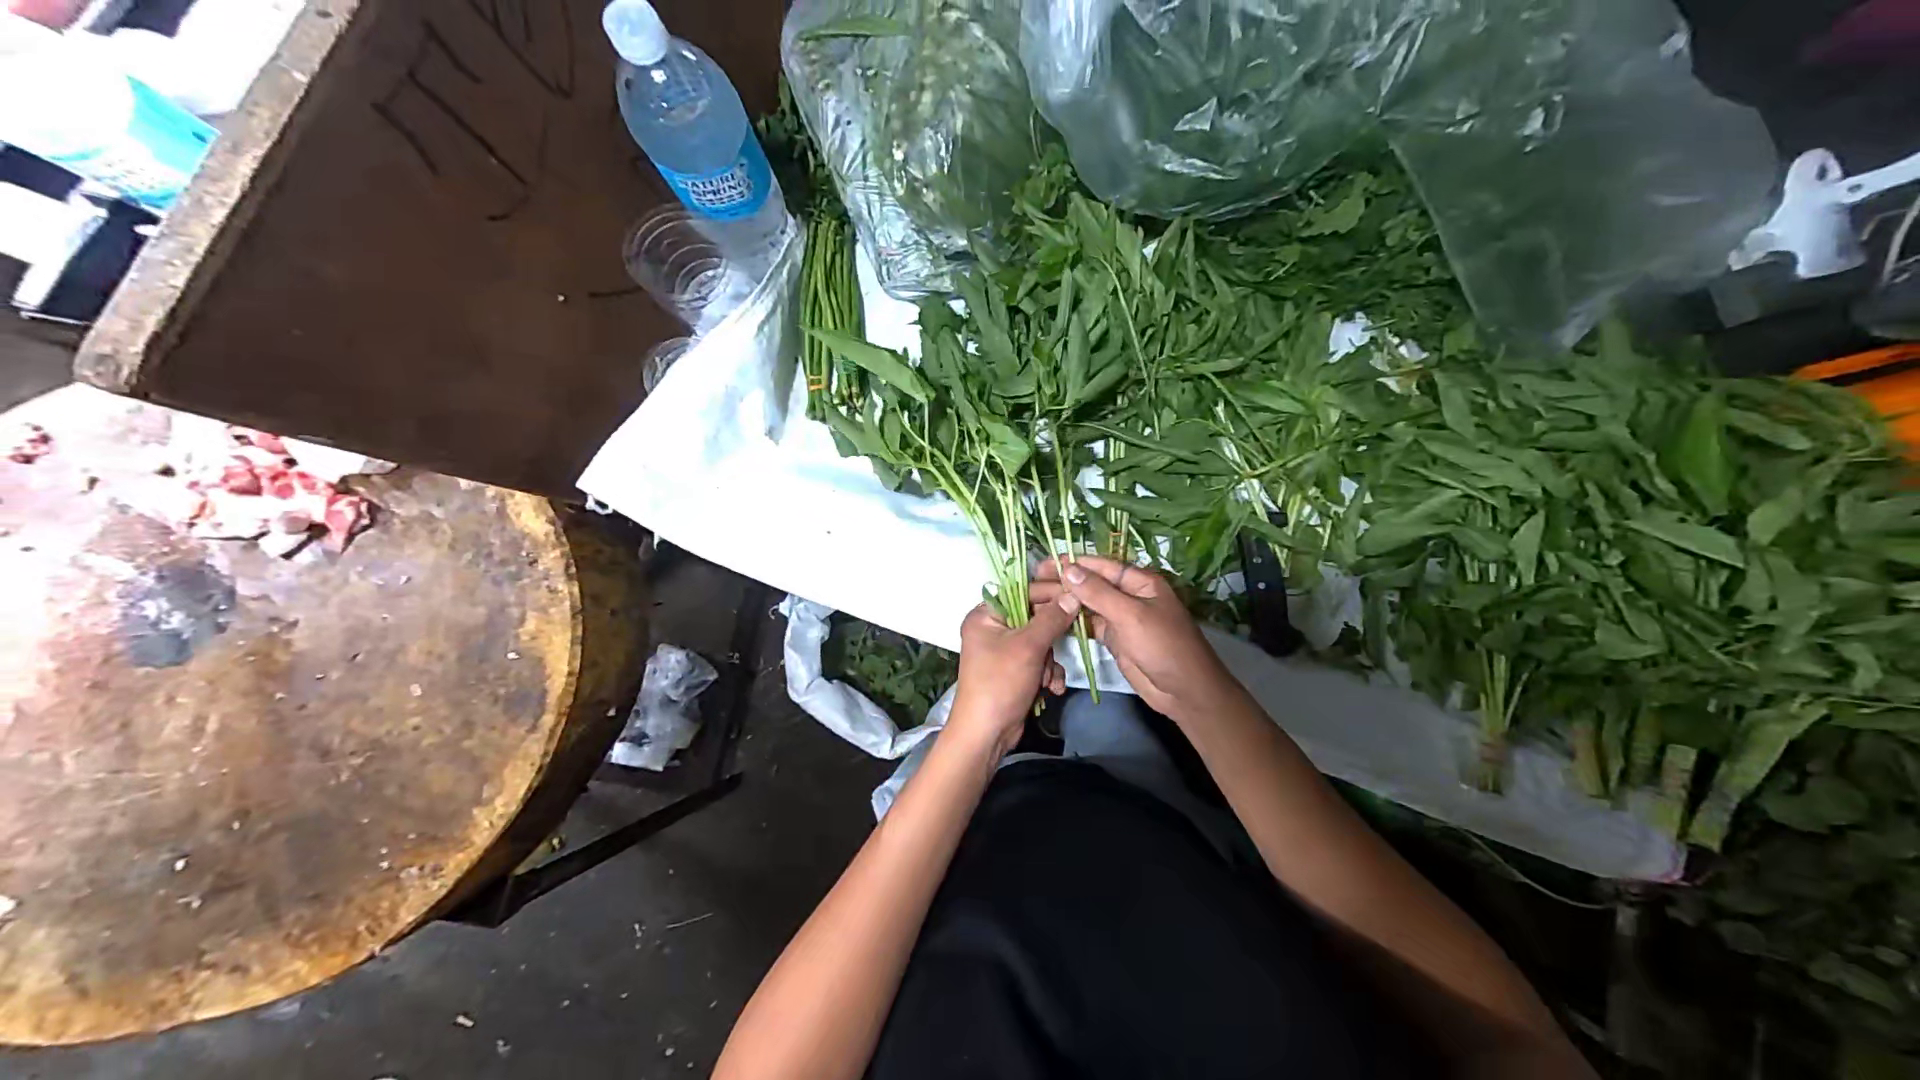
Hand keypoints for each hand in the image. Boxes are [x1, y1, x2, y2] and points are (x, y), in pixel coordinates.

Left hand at [947, 594, 1076, 757]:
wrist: (987, 733)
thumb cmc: (1000, 684)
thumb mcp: (1028, 647)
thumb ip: (1052, 618)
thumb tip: (1073, 595)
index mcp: (985, 615)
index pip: (1022, 591)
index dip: (1050, 593)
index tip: (1078, 595)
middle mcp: (992, 628)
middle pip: (1034, 617)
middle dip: (1050, 639)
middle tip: (1065, 641)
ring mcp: (1003, 650)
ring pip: (1041, 642)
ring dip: (1049, 661)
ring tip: (1046, 678)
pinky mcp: (1014, 670)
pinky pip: (1038, 661)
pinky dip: (1047, 673)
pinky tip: (1050, 688)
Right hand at [1032, 555, 1239, 723]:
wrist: (1184, 691)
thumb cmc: (1164, 646)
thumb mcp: (1131, 615)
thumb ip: (1098, 593)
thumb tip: (1069, 569)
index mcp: (1140, 582)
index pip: (1101, 566)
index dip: (1074, 563)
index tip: (1046, 563)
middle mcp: (1129, 595)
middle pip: (1092, 584)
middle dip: (1065, 581)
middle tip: (1034, 579)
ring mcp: (1121, 618)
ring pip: (1088, 604)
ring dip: (1065, 600)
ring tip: (1035, 596)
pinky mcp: (1114, 638)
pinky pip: (1089, 624)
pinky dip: (1071, 621)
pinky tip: (1050, 618)